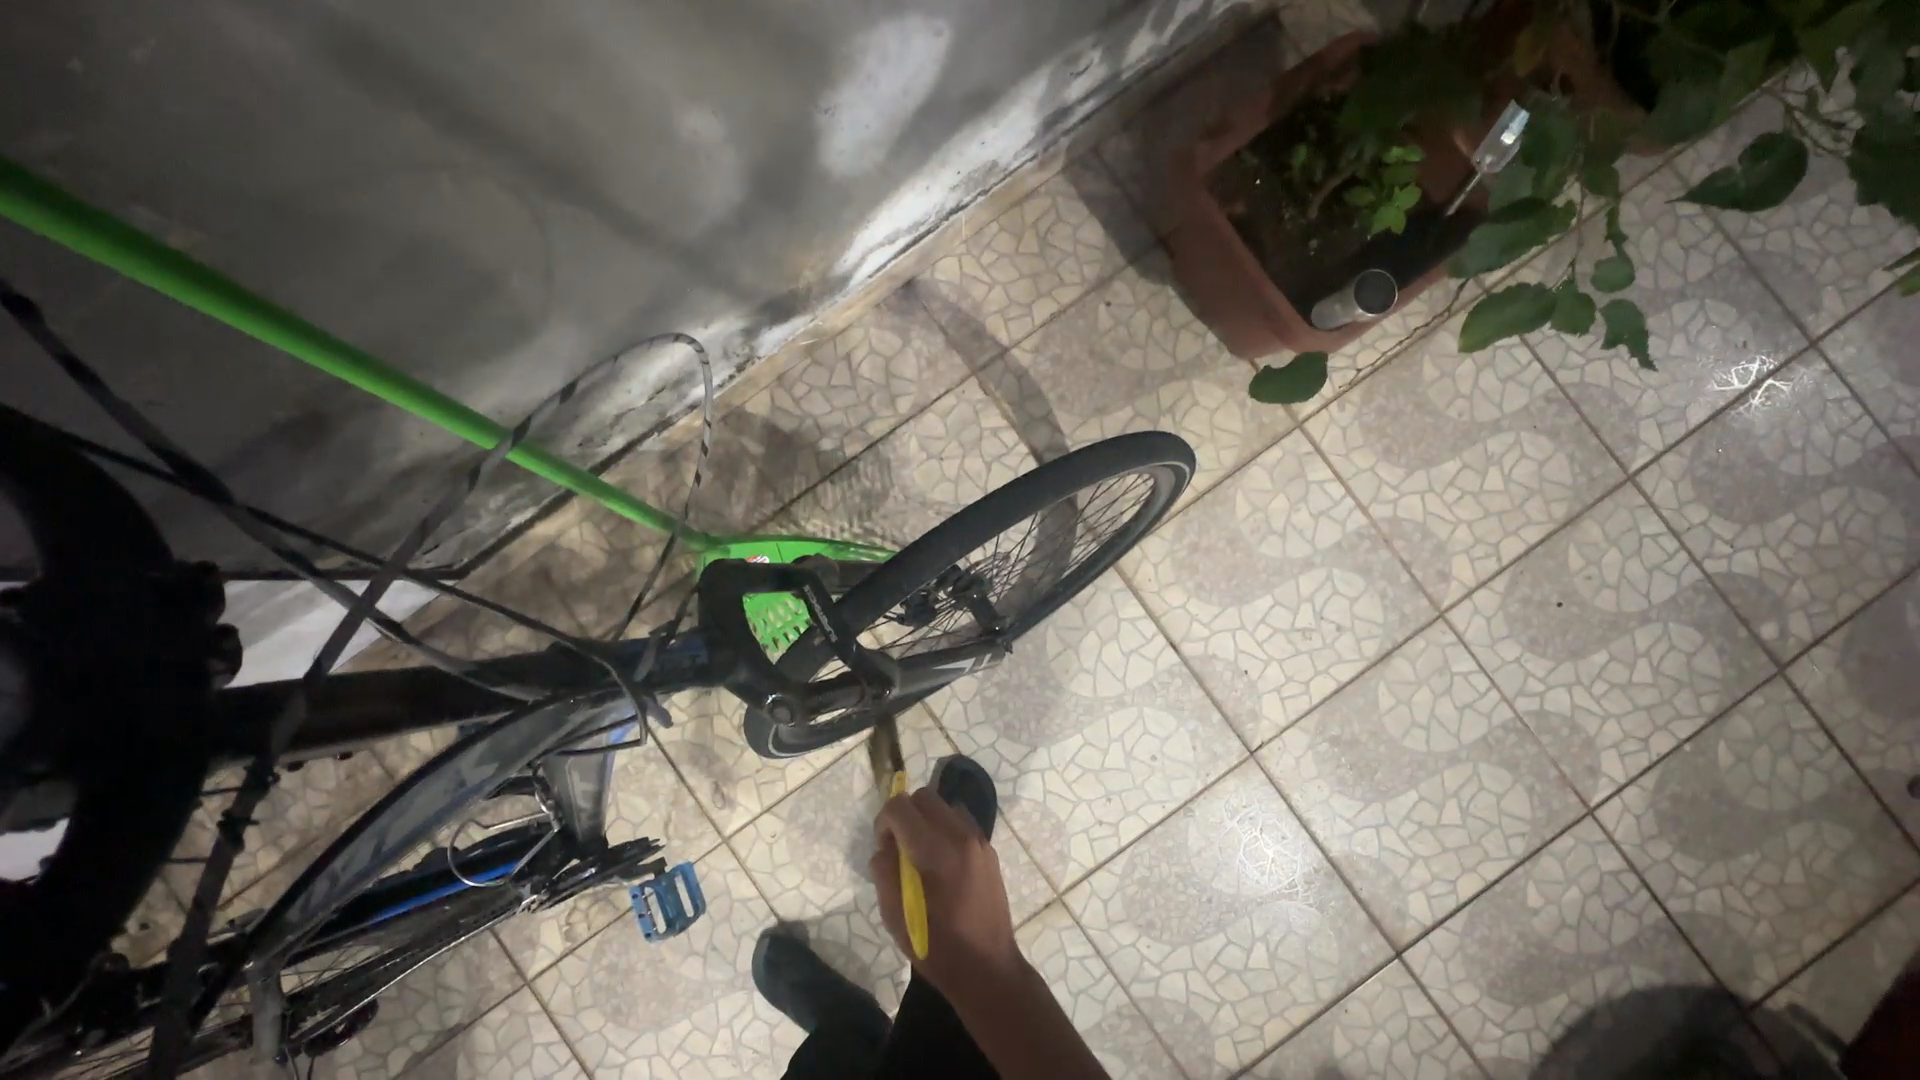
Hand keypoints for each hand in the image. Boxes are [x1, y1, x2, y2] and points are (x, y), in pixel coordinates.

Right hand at [870, 787, 1024, 1001]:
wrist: (988, 968)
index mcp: (935, 851)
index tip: (883, 846)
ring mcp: (979, 841)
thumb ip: (884, 871)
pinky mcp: (989, 850)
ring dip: (926, 820)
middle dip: (904, 814)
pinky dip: (945, 829)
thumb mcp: (895, 915)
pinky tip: (941, 863)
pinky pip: (961, 822)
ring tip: (920, 854)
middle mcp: (961, 836)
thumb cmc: (937, 947)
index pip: (901, 806)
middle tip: (898, 848)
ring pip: (944, 806)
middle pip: (924, 797)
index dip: (883, 821)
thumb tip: (885, 847)